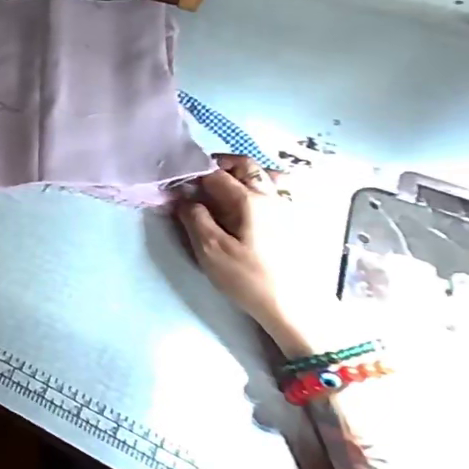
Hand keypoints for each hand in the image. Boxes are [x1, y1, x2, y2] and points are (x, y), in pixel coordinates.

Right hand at [175, 155, 299, 336]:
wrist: (292, 304)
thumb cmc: (248, 277)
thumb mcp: (211, 250)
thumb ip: (195, 218)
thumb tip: (184, 198)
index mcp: (247, 198)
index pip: (215, 174)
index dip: (193, 175)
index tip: (176, 184)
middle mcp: (267, 194)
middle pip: (244, 164)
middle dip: (218, 165)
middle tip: (198, 179)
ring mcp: (281, 205)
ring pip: (261, 174)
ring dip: (238, 173)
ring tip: (221, 187)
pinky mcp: (287, 219)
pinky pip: (272, 188)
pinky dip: (255, 184)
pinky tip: (246, 201)